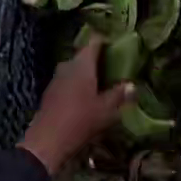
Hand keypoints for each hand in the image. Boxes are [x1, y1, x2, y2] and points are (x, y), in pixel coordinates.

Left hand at [19, 34, 133, 174]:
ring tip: (103, 81)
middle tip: (114, 65)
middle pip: (84, 55)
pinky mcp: (51, 91)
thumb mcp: (106, 110)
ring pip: (75, 68)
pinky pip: (68, 80)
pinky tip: (86, 96)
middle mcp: (68, 64)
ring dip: (87, 73)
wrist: (48, 140)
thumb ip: (119, 95)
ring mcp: (57, 77)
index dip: (105, 40)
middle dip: (98, 59)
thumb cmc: (81, 120)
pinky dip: (78, 83)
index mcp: (82, 63)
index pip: (94, 41)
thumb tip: (132, 85)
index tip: (117, 43)